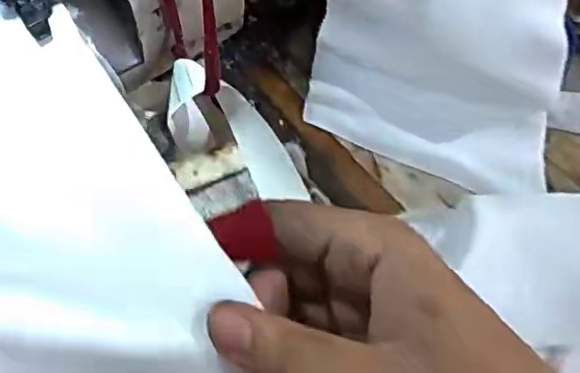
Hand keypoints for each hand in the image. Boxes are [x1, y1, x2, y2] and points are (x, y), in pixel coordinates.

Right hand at [207, 201, 544, 372]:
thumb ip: (289, 350)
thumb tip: (211, 318)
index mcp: (374, 246)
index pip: (281, 221)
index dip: (233, 238)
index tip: (189, 271)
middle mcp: (373, 268)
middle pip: (287, 265)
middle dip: (252, 300)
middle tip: (224, 342)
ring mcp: (382, 314)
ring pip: (302, 308)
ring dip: (270, 333)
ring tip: (239, 360)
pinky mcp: (390, 355)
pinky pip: (325, 343)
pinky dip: (296, 358)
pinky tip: (269, 370)